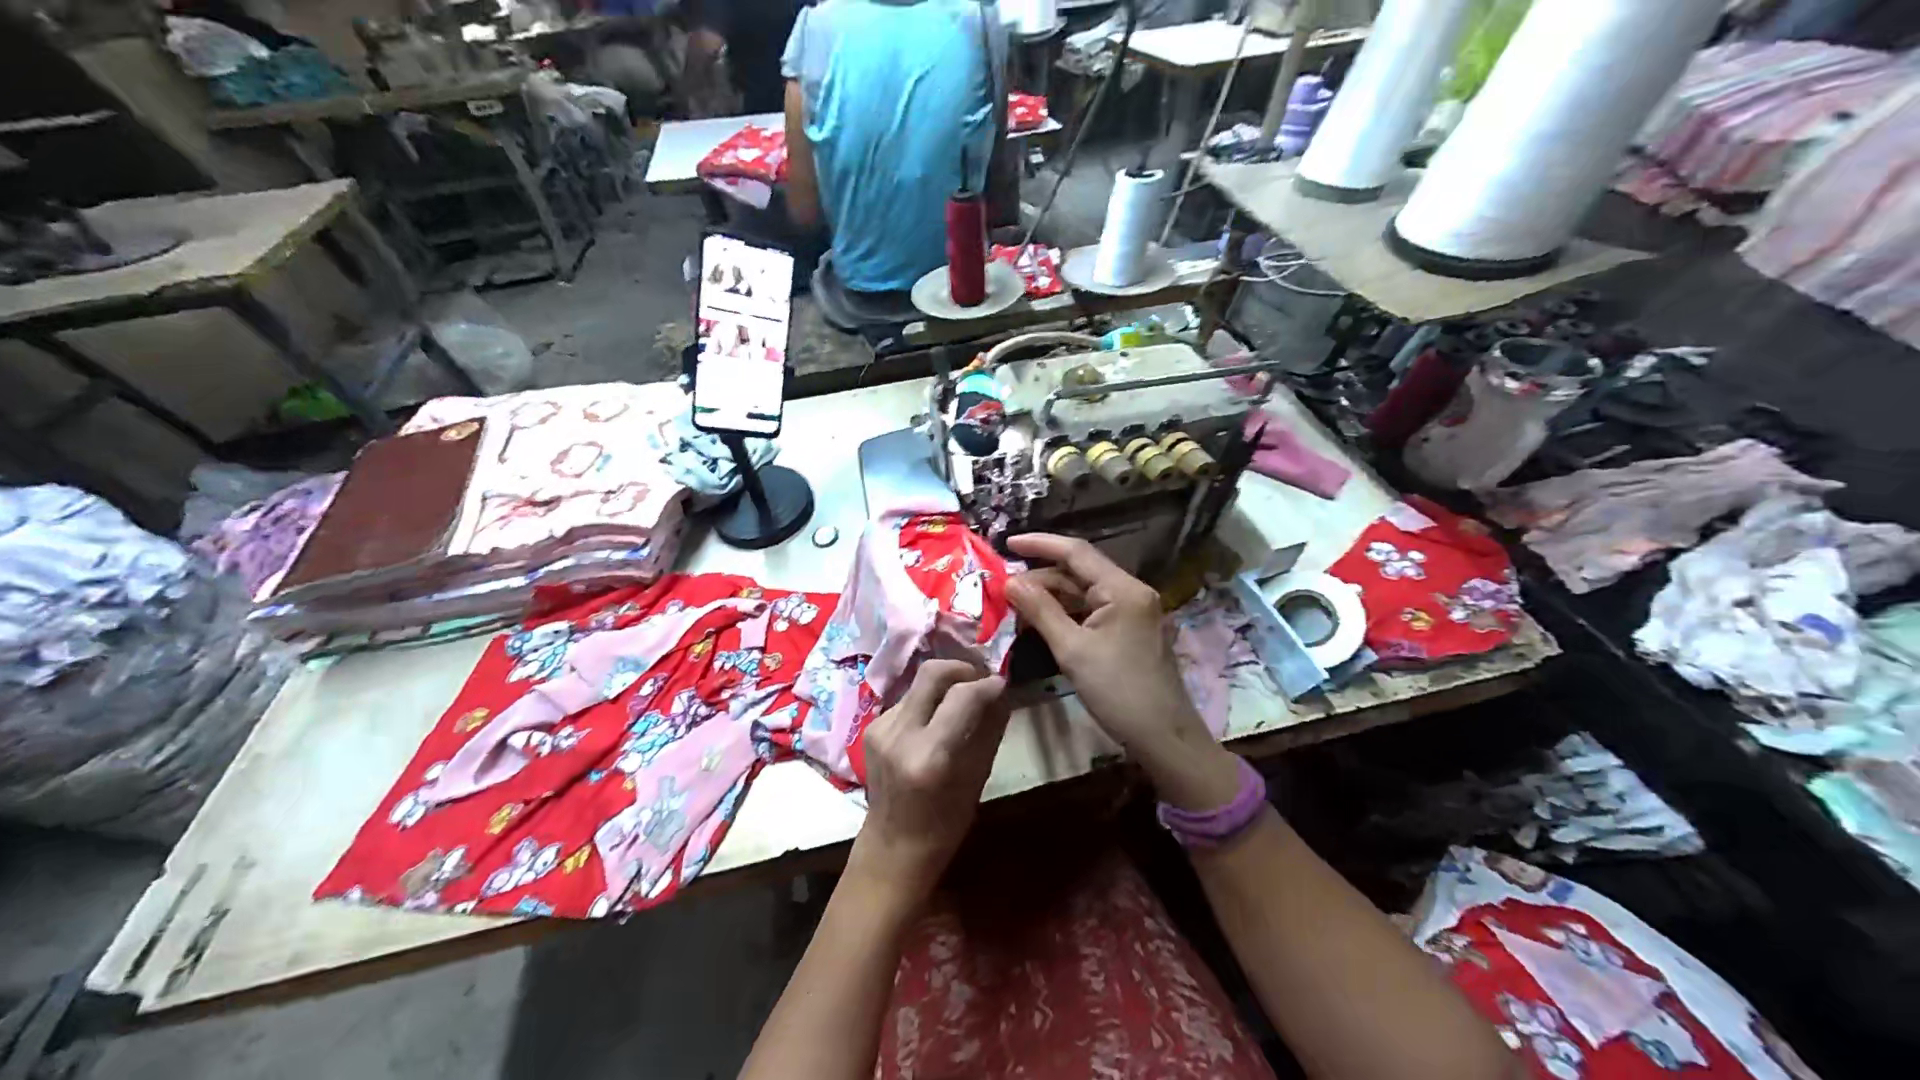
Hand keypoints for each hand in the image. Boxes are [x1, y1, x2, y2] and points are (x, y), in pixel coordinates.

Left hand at [852, 660, 1010, 901]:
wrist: (893, 846)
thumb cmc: (944, 824)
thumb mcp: (977, 778)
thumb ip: (989, 730)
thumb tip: (1001, 692)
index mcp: (930, 756)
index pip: (963, 696)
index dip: (987, 684)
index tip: (1002, 684)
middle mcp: (900, 735)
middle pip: (932, 673)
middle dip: (963, 668)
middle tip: (981, 679)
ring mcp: (880, 728)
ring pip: (919, 684)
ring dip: (945, 685)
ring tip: (963, 700)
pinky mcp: (870, 727)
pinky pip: (907, 700)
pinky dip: (928, 702)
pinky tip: (937, 720)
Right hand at [1005, 533, 1240, 810]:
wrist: (1162, 735)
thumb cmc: (1118, 691)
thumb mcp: (1072, 650)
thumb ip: (1040, 610)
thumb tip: (1010, 581)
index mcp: (1122, 589)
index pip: (1076, 552)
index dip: (1040, 544)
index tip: (1006, 542)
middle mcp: (1130, 591)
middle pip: (1079, 572)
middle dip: (1040, 576)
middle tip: (1002, 586)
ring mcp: (1132, 611)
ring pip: (1083, 592)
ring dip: (1050, 596)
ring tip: (1013, 604)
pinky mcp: (1128, 630)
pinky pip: (1091, 611)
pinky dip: (1065, 613)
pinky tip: (1039, 622)